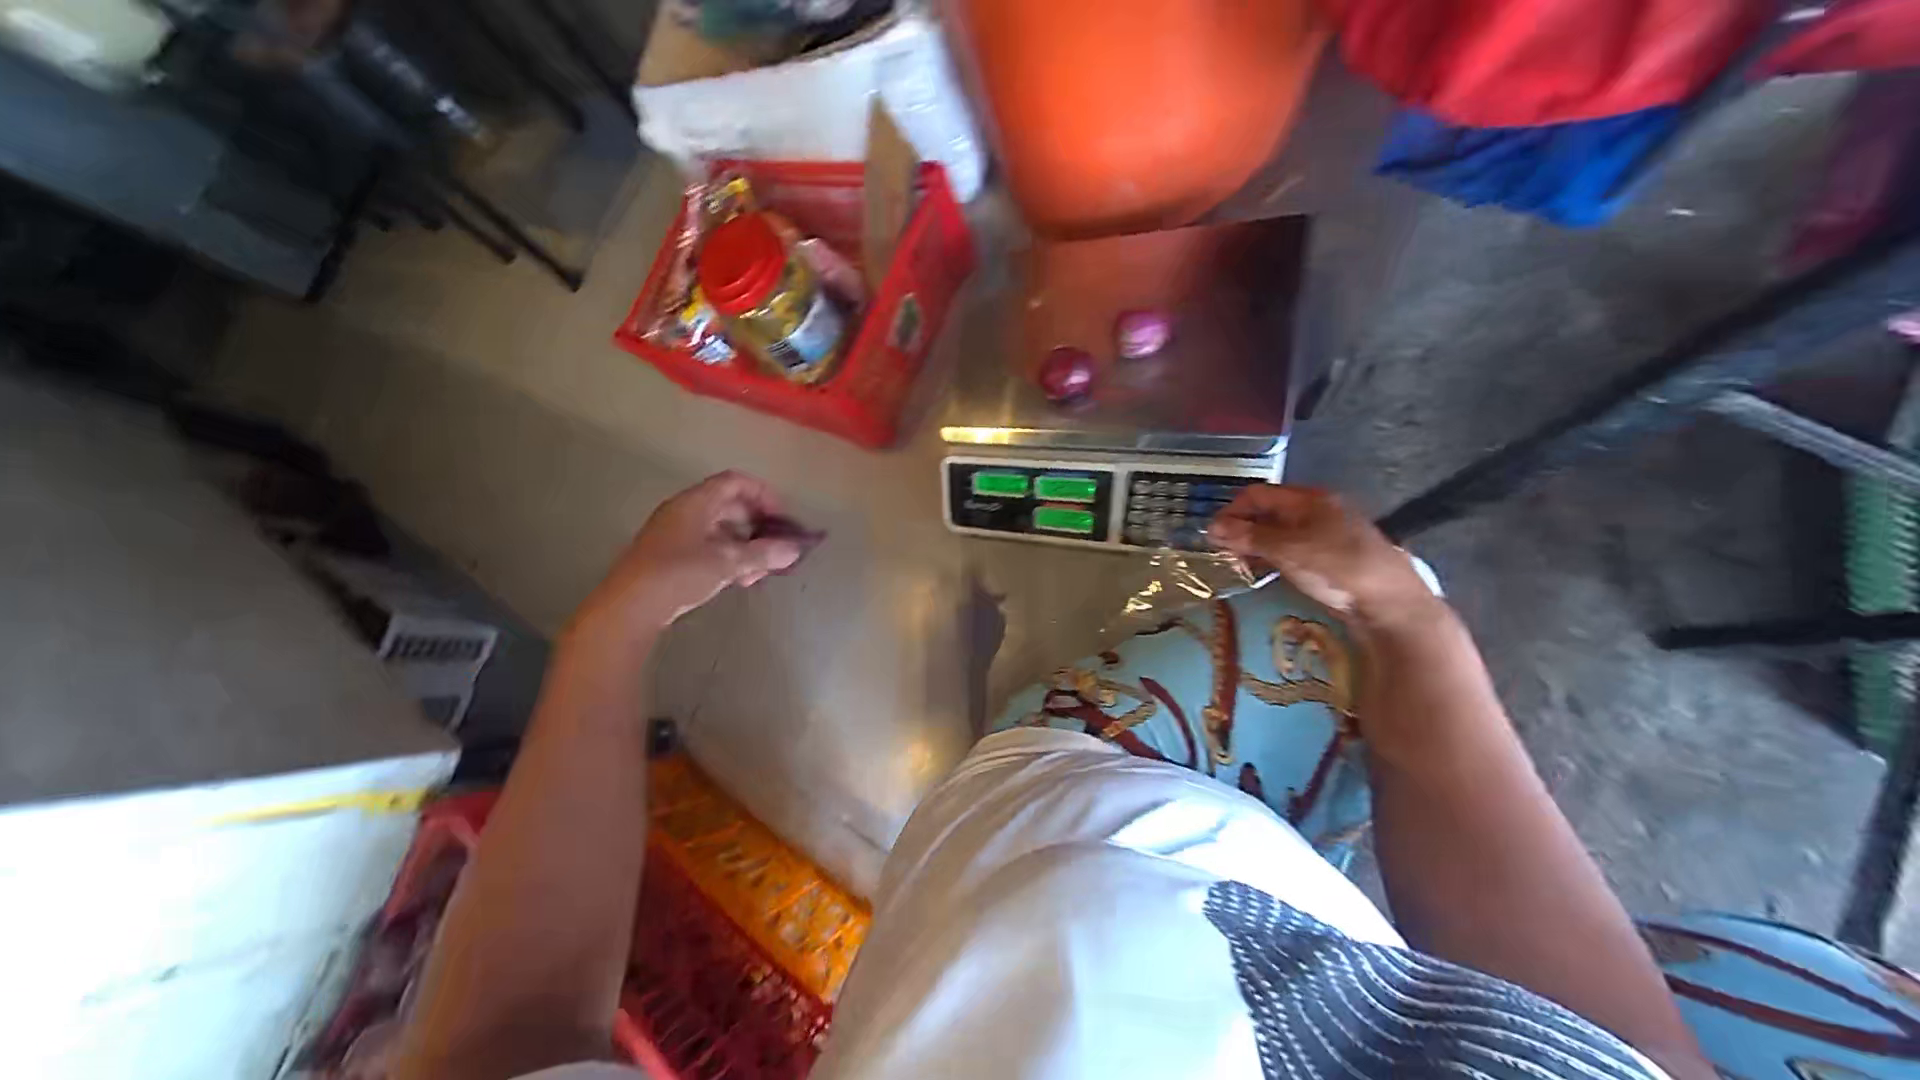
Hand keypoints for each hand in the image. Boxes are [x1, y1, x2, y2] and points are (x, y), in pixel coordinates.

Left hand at [567, 471, 808, 644]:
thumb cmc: (678, 574)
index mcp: (696, 502)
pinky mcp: (669, 556)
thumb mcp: (727, 562)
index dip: (763, 495)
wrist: (629, 607)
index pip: (735, 482)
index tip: (781, 520)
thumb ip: (763, 553)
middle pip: (729, 505)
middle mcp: (684, 511)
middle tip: (775, 547)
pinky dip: (728, 558)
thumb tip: (794, 549)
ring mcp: (675, 534)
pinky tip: (738, 580)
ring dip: (744, 546)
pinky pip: (707, 546)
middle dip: (757, 525)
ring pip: (720, 529)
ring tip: (758, 572)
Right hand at [1207, 485, 1438, 629]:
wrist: (1388, 602)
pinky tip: (1265, 571)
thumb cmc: (1336, 566)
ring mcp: (1325, 533)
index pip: (1257, 494)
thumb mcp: (1286, 549)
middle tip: (1222, 551)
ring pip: (1279, 531)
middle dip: (1241, 528)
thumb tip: (1213, 527)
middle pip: (1267, 511)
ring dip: (1255, 544)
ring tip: (1239, 563)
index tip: (1212, 535)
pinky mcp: (1330, 555)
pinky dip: (1273, 555)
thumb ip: (1248, 536)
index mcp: (1308, 499)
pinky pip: (1292, 547)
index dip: (1231, 511)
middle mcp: (1316, 510)